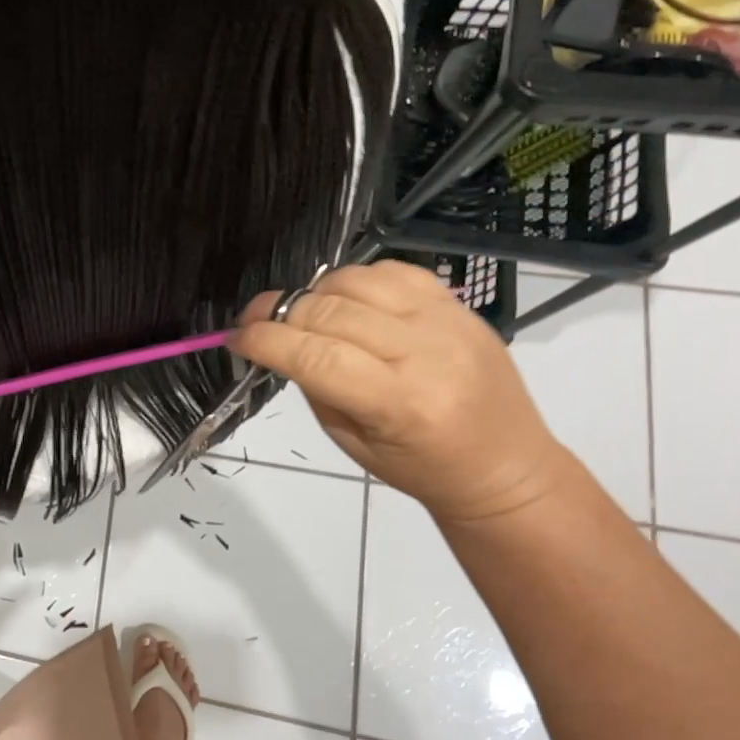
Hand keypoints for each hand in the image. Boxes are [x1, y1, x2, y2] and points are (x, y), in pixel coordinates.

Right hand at [232, 262, 574, 525]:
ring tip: (302, 313)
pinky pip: (393, 272)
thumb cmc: (419, 467)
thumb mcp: (350, 440)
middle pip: (329, 312)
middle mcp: (426, 354)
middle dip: (279, 313)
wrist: (504, 465)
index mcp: (399, 404)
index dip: (263, 340)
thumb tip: (277, 342)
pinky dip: (356, 280)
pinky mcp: (459, 306)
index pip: (313, 355)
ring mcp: (447, 322)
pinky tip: (346, 302)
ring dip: (315, 293)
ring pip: (357, 281)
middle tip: (254, 323)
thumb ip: (315, 385)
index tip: (235, 339)